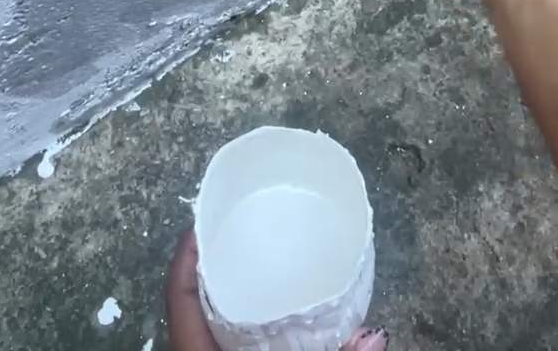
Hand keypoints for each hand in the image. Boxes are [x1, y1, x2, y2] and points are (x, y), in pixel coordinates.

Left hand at [165, 229, 386, 350]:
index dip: (185, 255)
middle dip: (212, 267)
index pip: (179, 299)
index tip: (204, 219)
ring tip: (257, 260)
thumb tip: (378, 335)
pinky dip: (236, 326)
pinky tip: (264, 318)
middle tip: (246, 229)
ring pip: (204, 332)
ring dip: (224, 297)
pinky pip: (219, 347)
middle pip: (190, 308)